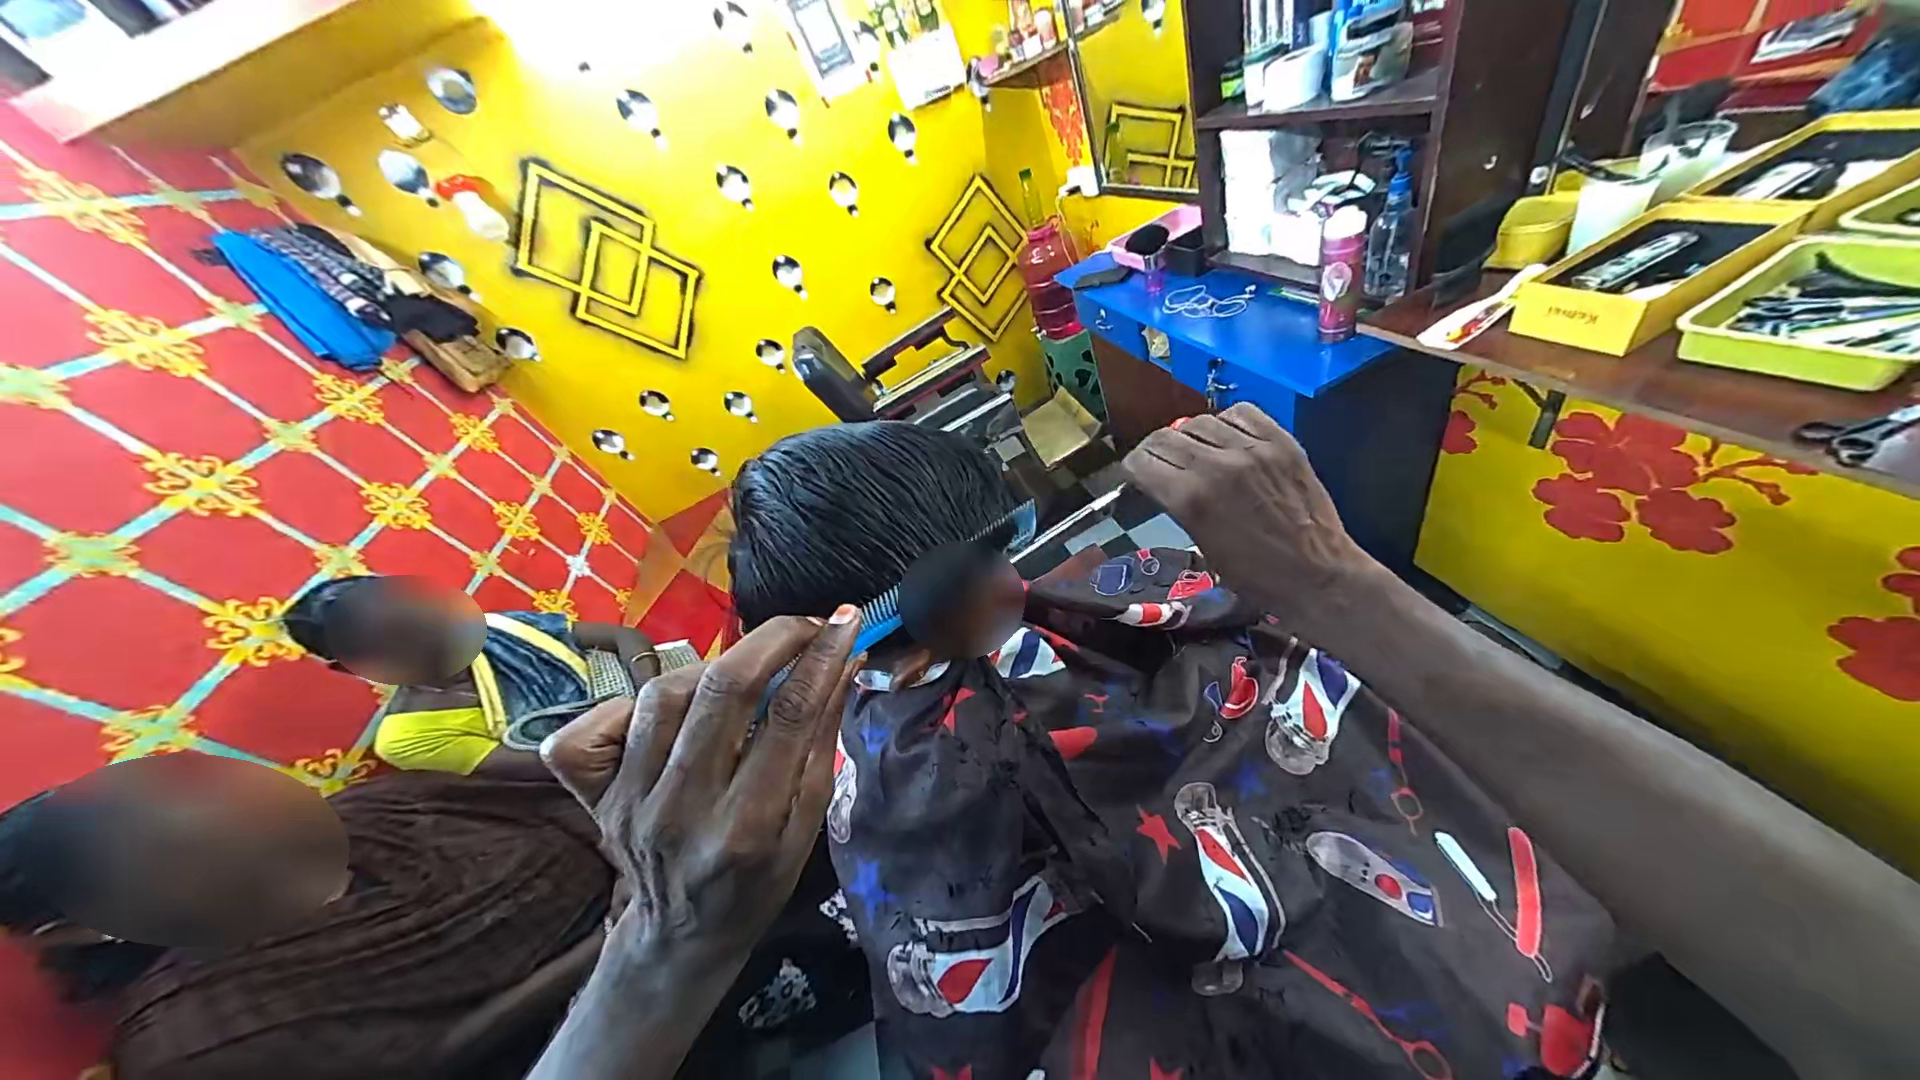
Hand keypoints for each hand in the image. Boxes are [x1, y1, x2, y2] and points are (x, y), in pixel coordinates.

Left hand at [540, 610, 862, 959]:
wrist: (680, 936)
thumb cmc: (760, 880)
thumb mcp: (808, 821)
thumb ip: (823, 739)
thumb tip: (844, 662)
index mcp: (748, 827)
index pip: (789, 715)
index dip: (822, 656)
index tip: (845, 621)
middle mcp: (682, 809)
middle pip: (723, 691)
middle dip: (773, 639)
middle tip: (805, 625)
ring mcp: (629, 799)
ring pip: (666, 693)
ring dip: (717, 666)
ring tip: (746, 673)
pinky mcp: (594, 795)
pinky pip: (596, 724)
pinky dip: (633, 701)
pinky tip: (670, 708)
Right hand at [1122, 404, 1378, 632]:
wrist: (1316, 576)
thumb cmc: (1253, 575)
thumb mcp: (1199, 543)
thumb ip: (1177, 504)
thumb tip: (1161, 479)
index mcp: (1190, 499)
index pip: (1141, 461)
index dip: (1133, 469)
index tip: (1137, 476)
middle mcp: (1216, 466)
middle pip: (1164, 437)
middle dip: (1154, 451)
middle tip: (1159, 464)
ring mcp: (1251, 450)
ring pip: (1199, 421)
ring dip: (1188, 436)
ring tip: (1195, 452)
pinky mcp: (1281, 443)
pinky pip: (1241, 414)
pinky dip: (1226, 423)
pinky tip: (1227, 440)